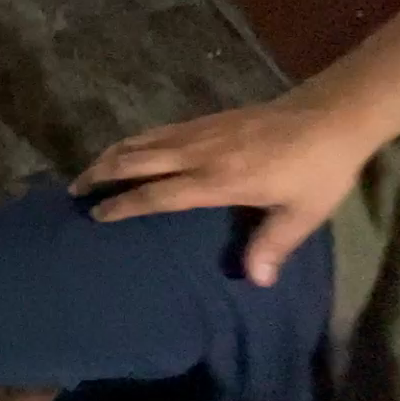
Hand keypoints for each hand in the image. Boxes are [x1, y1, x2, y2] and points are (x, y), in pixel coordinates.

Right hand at [71, 96, 376, 285]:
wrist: (324, 119)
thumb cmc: (317, 171)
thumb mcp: (304, 213)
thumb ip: (273, 244)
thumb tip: (256, 281)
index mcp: (215, 180)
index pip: (154, 194)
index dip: (122, 205)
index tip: (97, 215)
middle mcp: (191, 156)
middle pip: (129, 163)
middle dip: (97, 176)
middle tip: (75, 190)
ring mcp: (188, 135)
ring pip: (132, 145)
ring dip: (104, 158)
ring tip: (88, 172)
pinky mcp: (191, 123)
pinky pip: (146, 134)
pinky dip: (124, 145)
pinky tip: (120, 153)